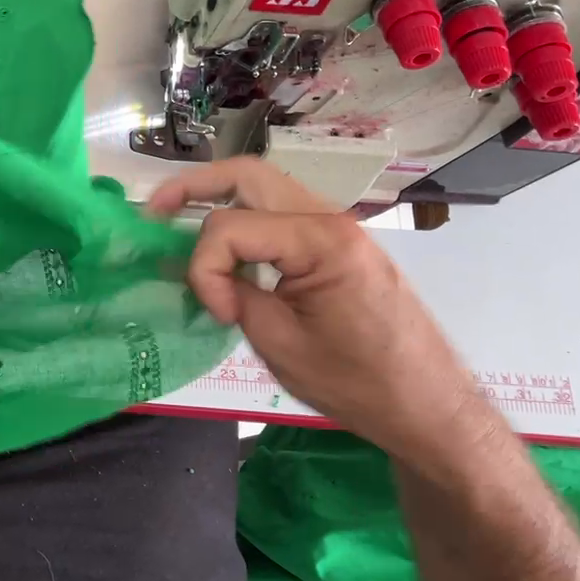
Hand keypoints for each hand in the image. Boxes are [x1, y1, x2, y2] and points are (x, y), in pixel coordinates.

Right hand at [148, 159, 499, 461]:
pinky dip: (242, 219)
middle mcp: (331, 220)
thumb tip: (201, 275)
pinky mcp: (337, 246)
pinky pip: (280, 214)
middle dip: (193, 187)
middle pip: (248, 176)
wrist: (426, 405)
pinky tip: (221, 243)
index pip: (230, 227)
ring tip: (175, 218)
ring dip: (216, 197)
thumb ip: (233, 294)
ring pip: (264, 187)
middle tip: (153, 211)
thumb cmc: (355, 382)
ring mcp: (337, 229)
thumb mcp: (278, 342)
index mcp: (321, 242)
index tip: (220, 315)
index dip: (205, 269)